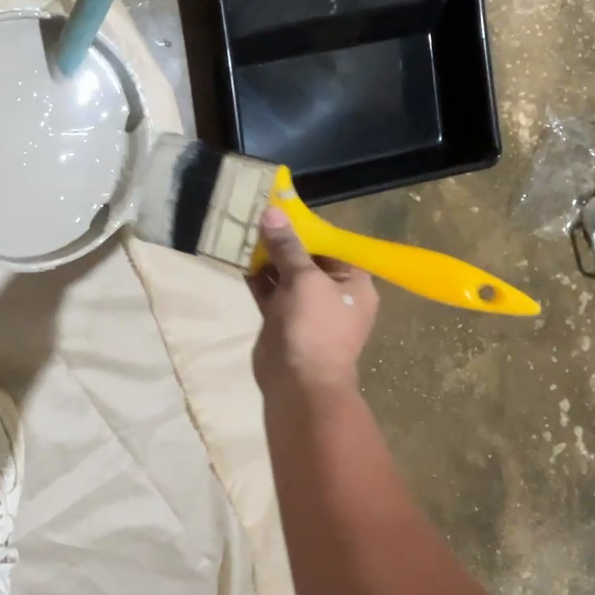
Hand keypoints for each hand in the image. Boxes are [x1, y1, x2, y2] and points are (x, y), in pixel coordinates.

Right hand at [249, 207, 377, 400]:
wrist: (299, 383)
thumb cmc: (314, 327)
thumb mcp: (303, 279)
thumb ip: (287, 246)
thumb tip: (272, 212)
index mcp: (353, 283)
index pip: (333, 246)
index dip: (308, 229)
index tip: (282, 212)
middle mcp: (333, 294)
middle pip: (307, 258)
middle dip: (283, 242)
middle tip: (257, 220)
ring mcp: (307, 309)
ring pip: (286, 274)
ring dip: (268, 258)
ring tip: (244, 235)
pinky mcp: (283, 320)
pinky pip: (271, 291)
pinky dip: (258, 278)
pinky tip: (240, 261)